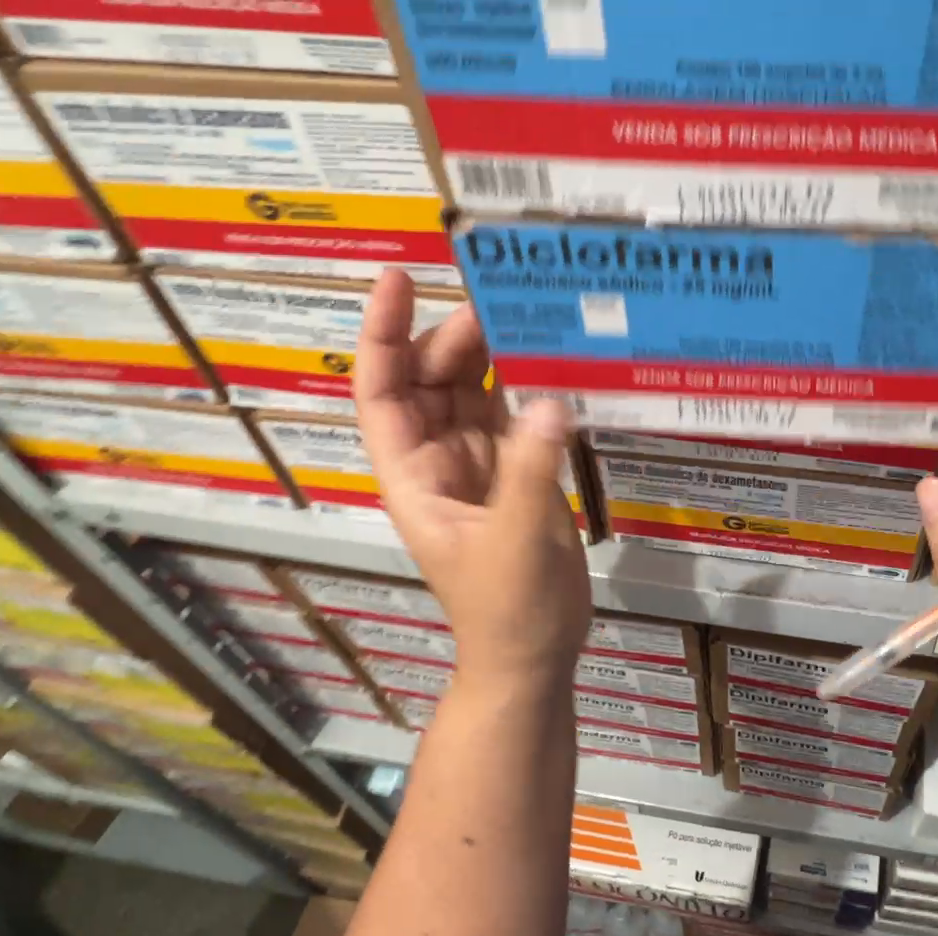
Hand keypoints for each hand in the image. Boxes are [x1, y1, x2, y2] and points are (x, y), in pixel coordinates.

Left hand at [353, 270, 590, 682]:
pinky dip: (530, 393)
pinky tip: (554, 368)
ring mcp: (479, 468)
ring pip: (474, 396)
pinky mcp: (518, 478)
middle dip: (454, 340)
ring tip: (527, 322)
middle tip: (500, 306)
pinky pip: (517, 421)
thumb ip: (530, 470)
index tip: (399, 278)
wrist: (533, 654)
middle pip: (431, 382)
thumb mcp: (514, 540)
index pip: (382, 389)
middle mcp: (438, 461)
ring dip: (493, 359)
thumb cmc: (507, 607)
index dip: (383, 333)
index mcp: (413, 475)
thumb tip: (552, 399)